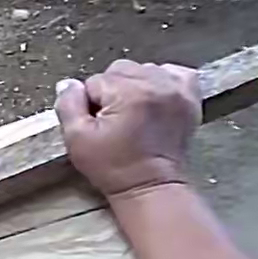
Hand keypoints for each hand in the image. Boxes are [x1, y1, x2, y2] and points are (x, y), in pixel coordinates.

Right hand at [53, 60, 201, 199]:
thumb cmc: (113, 167)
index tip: (99, 126)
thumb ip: (68, 105)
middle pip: (119, 71)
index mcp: (127, 92)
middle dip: (112, 93)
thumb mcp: (77, 139)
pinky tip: (154, 102)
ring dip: (135, 87)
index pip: (94, 82)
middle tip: (116, 122)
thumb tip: (68, 84)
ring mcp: (176, 88)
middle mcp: (155, 82)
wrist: (150, 187)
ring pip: (142, 71)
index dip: (91, 105)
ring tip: (135, 116)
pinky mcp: (190, 96)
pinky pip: (172, 72)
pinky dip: (161, 82)